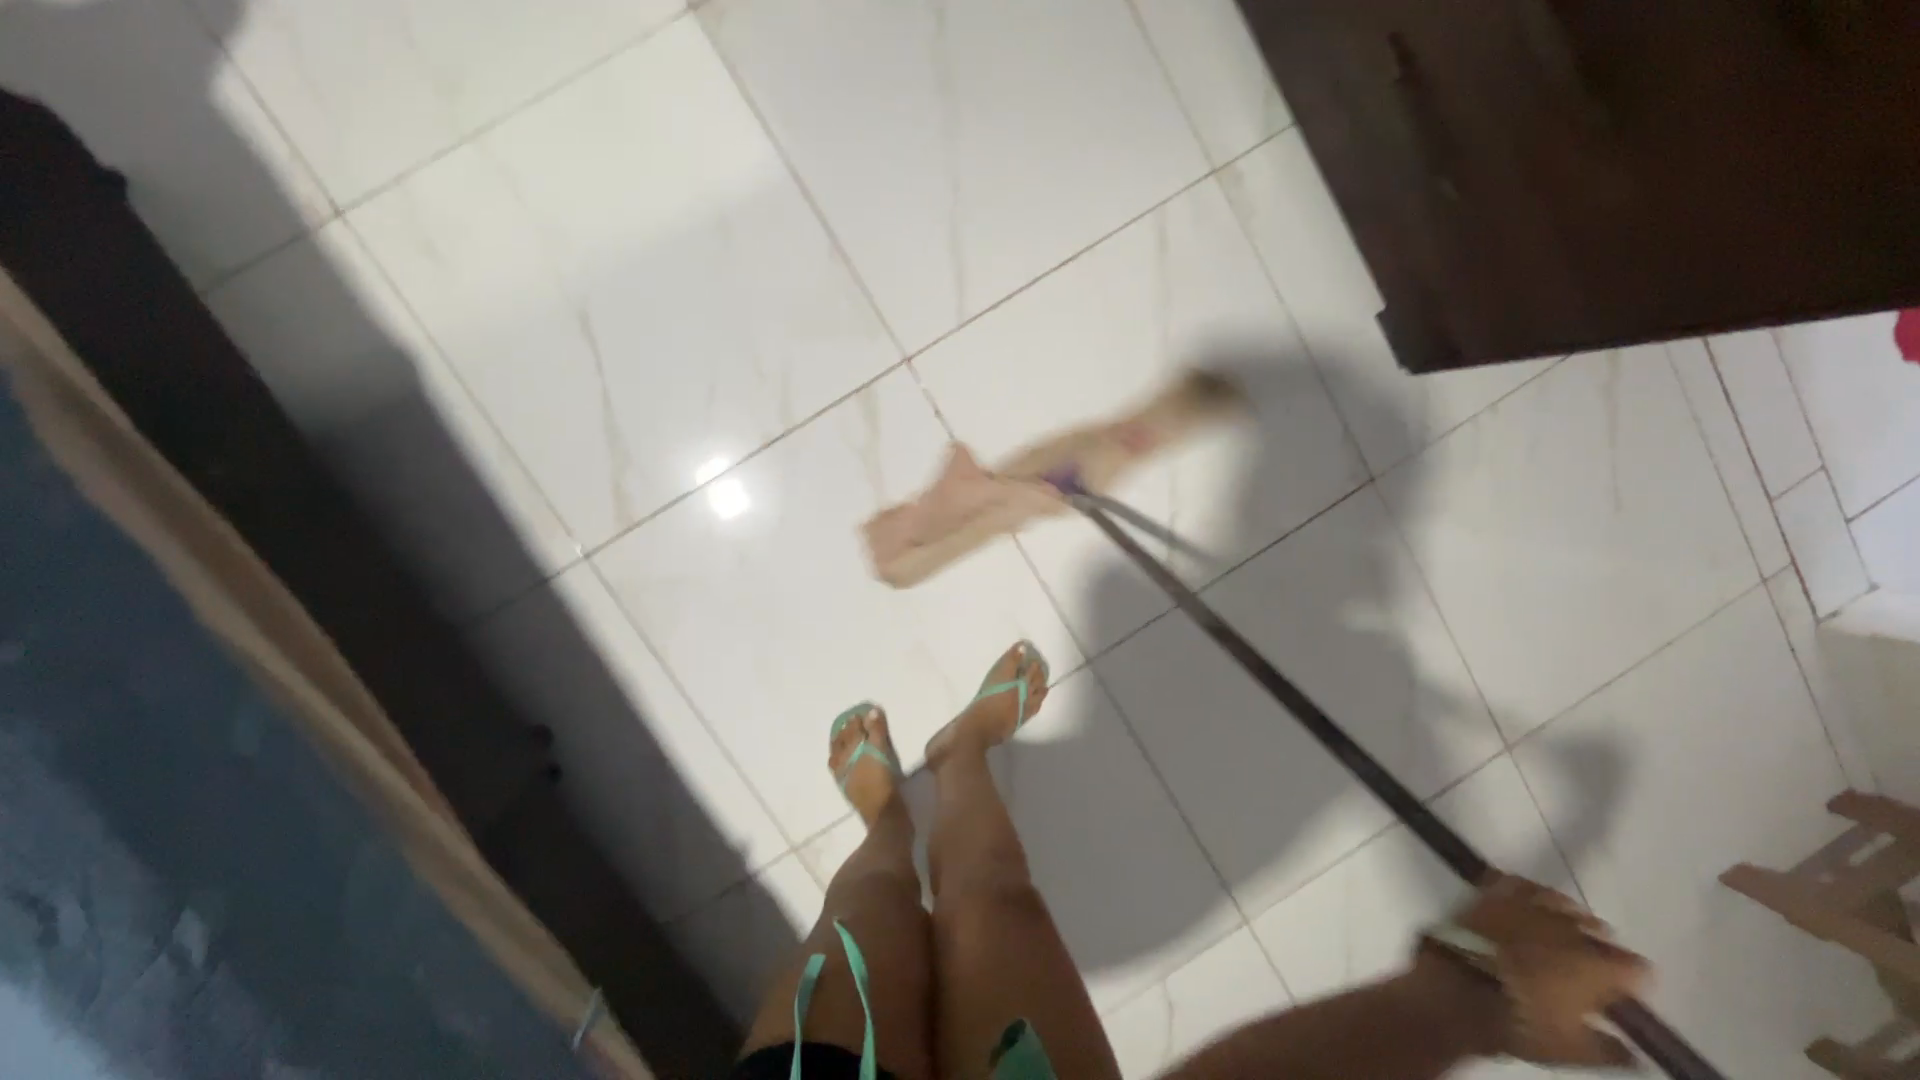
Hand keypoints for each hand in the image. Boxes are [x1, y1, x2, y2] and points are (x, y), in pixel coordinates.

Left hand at [1425, 875, 1649, 1068]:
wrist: (1455, 990)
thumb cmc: (1519, 1023)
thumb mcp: (1572, 1051)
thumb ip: (1609, 1050)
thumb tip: (1631, 1052)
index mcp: (1598, 966)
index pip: (1637, 968)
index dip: (1632, 981)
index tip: (1622, 992)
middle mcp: (1570, 928)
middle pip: (1599, 932)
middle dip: (1599, 947)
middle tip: (1586, 964)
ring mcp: (1528, 905)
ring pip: (1561, 902)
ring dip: (1566, 916)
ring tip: (1559, 930)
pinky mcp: (1492, 893)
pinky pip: (1517, 882)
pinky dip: (1526, 890)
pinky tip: (1524, 902)